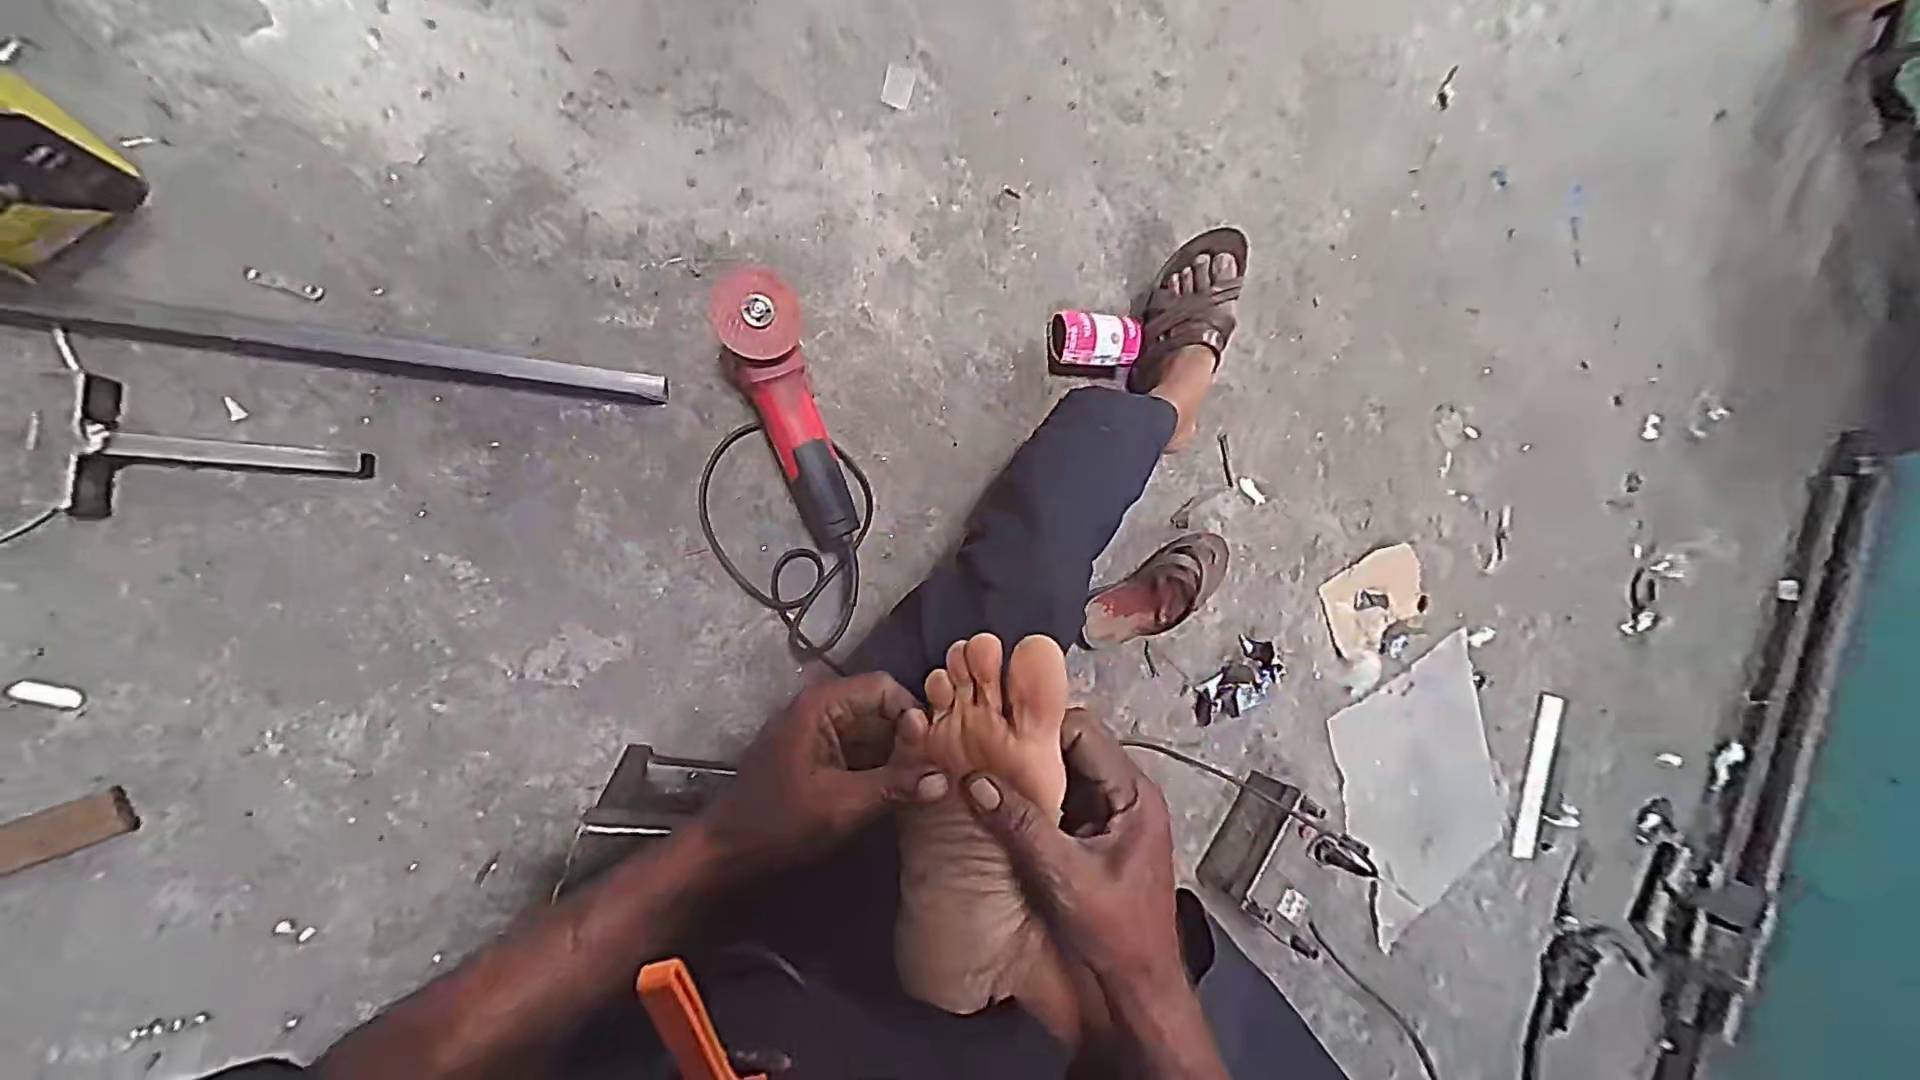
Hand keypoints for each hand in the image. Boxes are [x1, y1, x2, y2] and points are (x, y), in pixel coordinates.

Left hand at [702, 672, 949, 877]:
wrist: (726, 851)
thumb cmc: (776, 823)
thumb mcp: (839, 806)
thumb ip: (893, 787)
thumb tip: (944, 779)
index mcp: (821, 704)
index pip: (884, 687)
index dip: (911, 713)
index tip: (930, 749)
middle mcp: (823, 707)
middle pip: (883, 706)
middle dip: (909, 735)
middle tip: (933, 769)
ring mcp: (823, 730)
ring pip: (877, 729)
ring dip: (900, 752)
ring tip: (925, 780)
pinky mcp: (824, 753)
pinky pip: (865, 748)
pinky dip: (885, 764)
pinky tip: (903, 787)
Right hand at [962, 710, 1185, 990]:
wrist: (1139, 987)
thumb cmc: (1119, 936)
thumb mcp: (1064, 877)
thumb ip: (1022, 827)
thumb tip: (978, 783)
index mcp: (1134, 794)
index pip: (1084, 731)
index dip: (1041, 725)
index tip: (1001, 729)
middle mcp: (1127, 793)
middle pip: (1073, 744)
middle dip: (1032, 744)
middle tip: (989, 745)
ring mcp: (1112, 810)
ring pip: (1066, 767)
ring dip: (1031, 768)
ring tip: (991, 765)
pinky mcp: (1096, 827)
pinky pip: (1063, 793)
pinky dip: (1036, 792)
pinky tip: (1006, 797)